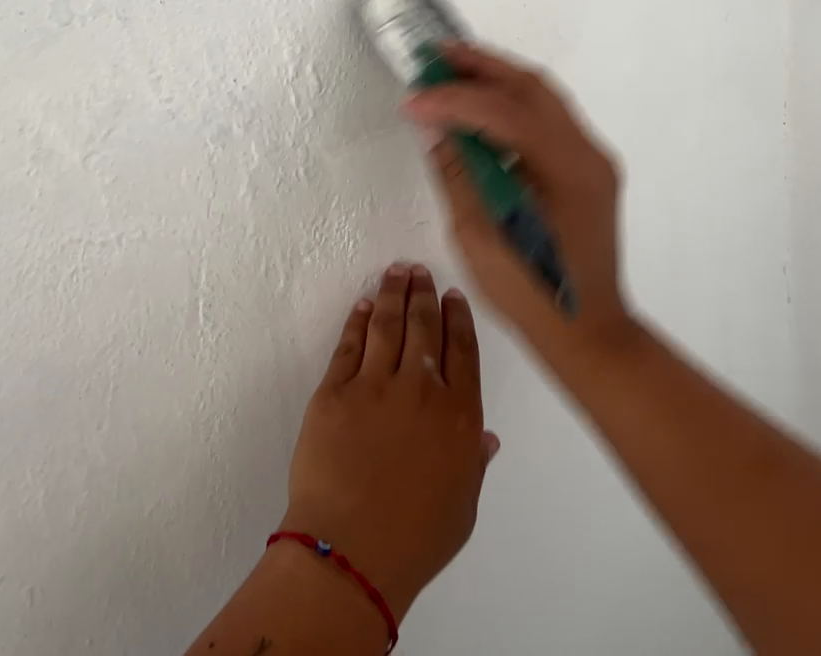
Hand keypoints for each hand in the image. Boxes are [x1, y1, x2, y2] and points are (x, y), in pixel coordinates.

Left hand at [281, 263, 498, 619]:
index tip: (452, 296)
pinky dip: (358, 320)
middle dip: (423, 294)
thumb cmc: (416, 538)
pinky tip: (363, 305)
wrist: (352, 549)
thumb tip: (486, 436)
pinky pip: (349, 345)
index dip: (458, 319)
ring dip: (393, 294)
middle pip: (425, 327)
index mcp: (460, 415)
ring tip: (395, 272)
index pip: (463, 351)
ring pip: (388, 325)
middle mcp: (421, 389)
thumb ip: (474, 463)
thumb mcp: (463, 506)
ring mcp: (375, 385)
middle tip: (419, 272)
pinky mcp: (334, 391)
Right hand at [403, 43, 634, 349]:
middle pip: (532, 87)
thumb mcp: (480, 236)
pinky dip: (512, 105)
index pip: (504, 113)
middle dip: (480, 65)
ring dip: (497, 79)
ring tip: (453, 69)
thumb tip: (438, 131)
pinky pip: (548, 121)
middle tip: (434, 54)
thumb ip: (459, 175)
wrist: (588, 330)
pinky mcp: (587, 171)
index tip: (412, 99)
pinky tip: (481, 109)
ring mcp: (592, 160)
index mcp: (564, 170)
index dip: (454, 100)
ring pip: (544, 98)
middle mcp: (586, 154)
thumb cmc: (531, 294)